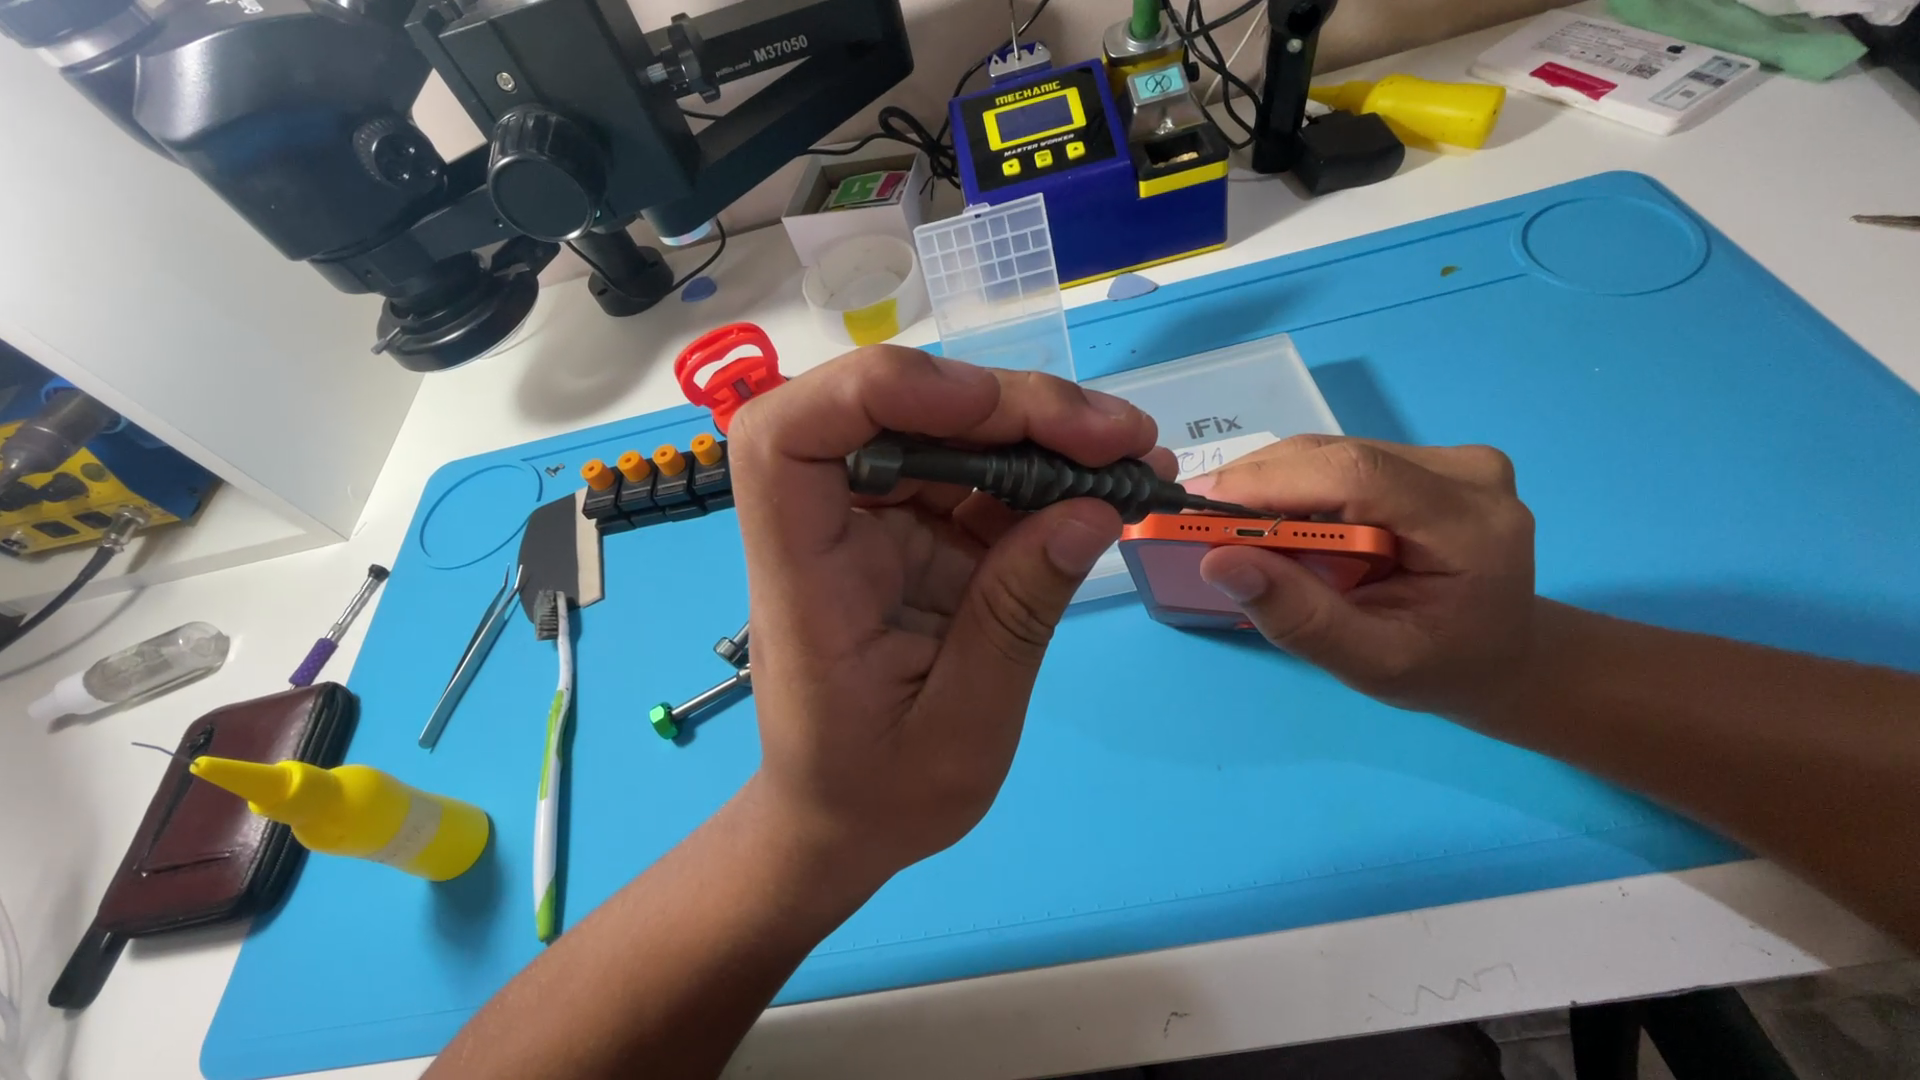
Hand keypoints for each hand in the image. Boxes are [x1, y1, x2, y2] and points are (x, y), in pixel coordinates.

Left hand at [727, 347, 1163, 888]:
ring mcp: (876, 525)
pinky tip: (1108, 482)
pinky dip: (1044, 472)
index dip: (875, 392)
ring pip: (947, 433)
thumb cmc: (879, 791)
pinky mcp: (918, 535)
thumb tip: (1093, 509)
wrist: (846, 818)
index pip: (788, 439)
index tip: (985, 406)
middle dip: (1006, 408)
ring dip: (1041, 431)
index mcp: (804, 576)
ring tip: (1133, 455)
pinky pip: (978, 478)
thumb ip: (1018, 614)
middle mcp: (831, 528)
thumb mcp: (963, 725)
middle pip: (890, 413)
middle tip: (1116, 436)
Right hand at [1184, 435, 1536, 723]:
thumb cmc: (1443, 669)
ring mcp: (1447, 459)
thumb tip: (1218, 562)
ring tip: (1221, 522)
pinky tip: (1265, 517)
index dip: (1271, 483)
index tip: (1200, 505)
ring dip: (1267, 483)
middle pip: (1335, 455)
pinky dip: (1290, 486)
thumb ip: (1300, 617)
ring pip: (1329, 451)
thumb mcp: (1371, 663)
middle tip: (1195, 519)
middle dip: (1255, 483)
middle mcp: (1464, 472)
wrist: (1504, 655)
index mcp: (1469, 524)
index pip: (1356, 477)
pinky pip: (1336, 460)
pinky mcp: (1423, 461)